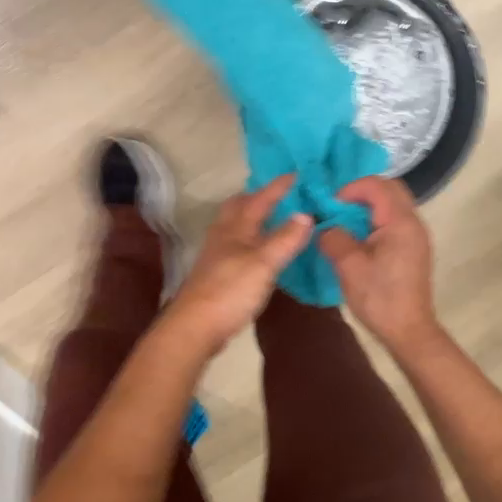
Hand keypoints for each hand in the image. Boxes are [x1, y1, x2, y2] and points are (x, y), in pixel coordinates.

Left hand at [164, 175, 312, 349]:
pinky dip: (251, 240)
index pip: (260, 200)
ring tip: (274, 219)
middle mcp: (224, 236)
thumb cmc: (230, 291)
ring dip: (253, 218)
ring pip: (236, 227)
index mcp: (236, 228)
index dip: (278, 187)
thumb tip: (307, 214)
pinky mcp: (218, 275)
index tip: (297, 174)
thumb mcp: (264, 263)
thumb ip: (285, 239)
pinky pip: (237, 246)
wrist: (195, 327)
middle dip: (257, 197)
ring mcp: (218, 256)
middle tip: (279, 194)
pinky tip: (261, 252)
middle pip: (238, 208)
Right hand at [319, 176, 441, 351]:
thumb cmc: (379, 298)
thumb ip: (334, 237)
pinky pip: (395, 223)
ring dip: (368, 209)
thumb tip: (325, 227)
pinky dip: (376, 223)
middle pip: (389, 190)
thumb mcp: (349, 265)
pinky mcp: (415, 250)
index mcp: (401, 221)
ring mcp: (417, 237)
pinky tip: (359, 242)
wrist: (409, 331)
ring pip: (393, 206)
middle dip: (361, 194)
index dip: (350, 189)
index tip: (329, 208)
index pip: (377, 185)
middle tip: (337, 211)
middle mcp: (414, 222)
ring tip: (345, 226)